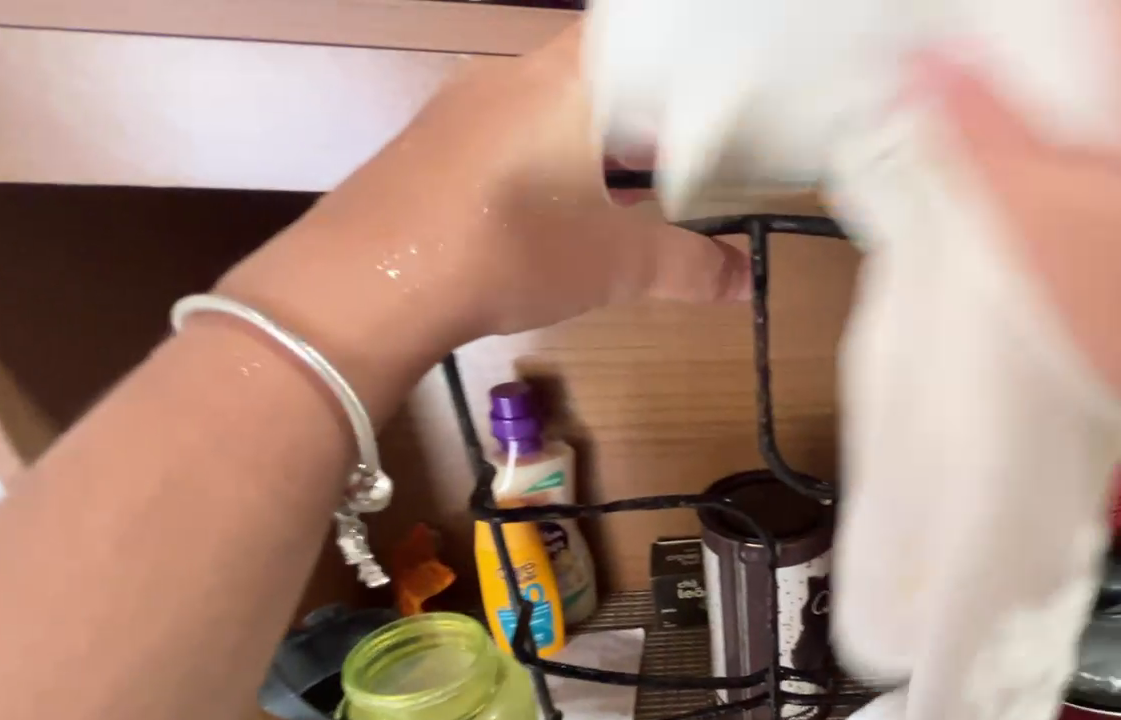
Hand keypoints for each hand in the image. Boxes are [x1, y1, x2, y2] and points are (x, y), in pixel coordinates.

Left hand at [219, 25, 749, 414]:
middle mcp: (514, 76)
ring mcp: (470, 109)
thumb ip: (690, 266)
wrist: (374, 284)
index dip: (684, 57)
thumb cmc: (511, 250)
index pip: (637, 34)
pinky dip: (563, 162)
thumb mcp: (617, 264)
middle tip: (700, 146)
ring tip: (651, 183)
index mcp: (564, 79)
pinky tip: (578, 210)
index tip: (723, 92)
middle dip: (653, 111)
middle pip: (600, 73)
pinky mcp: (443, 147)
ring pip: (559, 108)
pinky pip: (522, 136)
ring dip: (606, 143)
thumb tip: (747, 280)